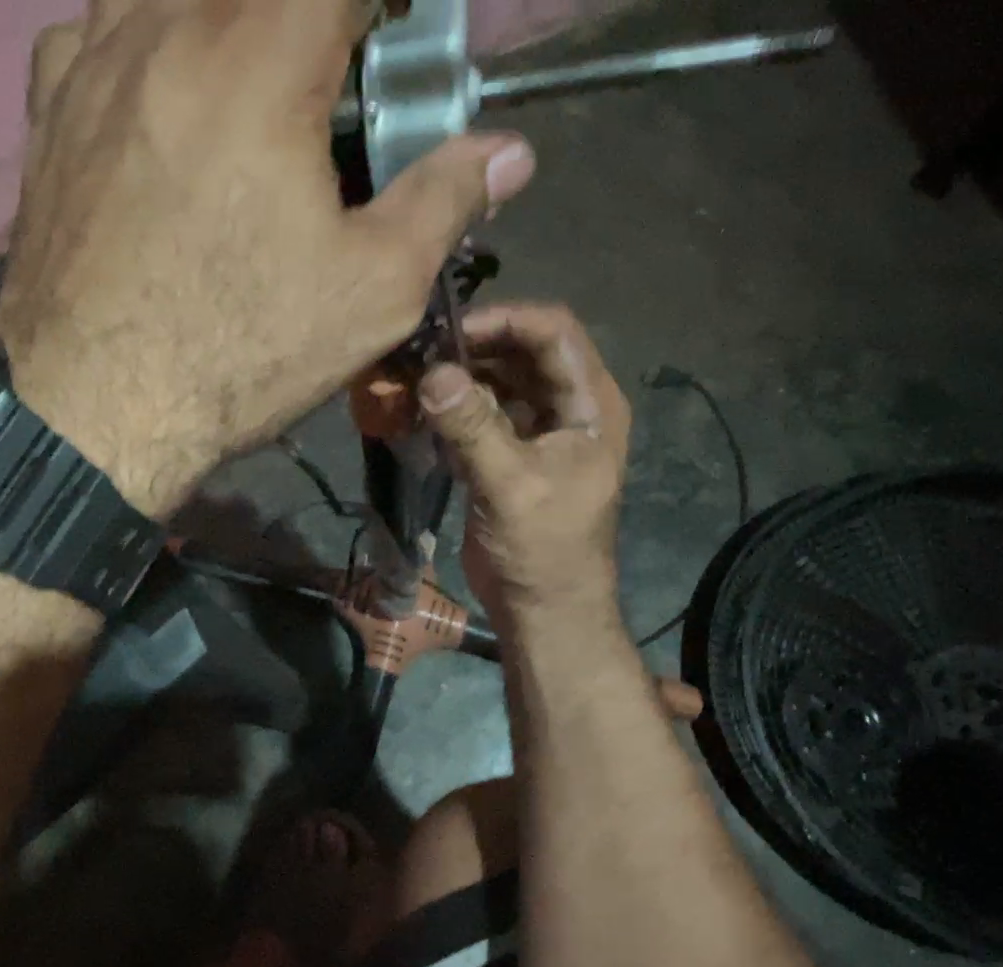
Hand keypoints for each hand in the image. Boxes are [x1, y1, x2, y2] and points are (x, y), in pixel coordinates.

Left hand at [0, 0, 535, 516]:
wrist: (91, 412)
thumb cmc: (239, 352)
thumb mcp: (371, 291)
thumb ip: (443, 200)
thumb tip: (508, 152)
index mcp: (260, 60)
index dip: (376, 4)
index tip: (389, 37)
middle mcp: (168, 32)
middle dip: (303, 25)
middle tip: (324, 83)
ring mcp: (94, 67)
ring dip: (219, 25)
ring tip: (242, 89)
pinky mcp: (45, 116)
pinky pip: (93, 35)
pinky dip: (136, 44)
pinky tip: (154, 100)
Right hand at [420, 303, 630, 620]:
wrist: (543, 609)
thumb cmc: (543, 550)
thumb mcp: (511, 486)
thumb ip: (473, 427)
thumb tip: (432, 374)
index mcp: (591, 403)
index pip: (553, 332)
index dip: (504, 320)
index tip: (449, 332)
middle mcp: (568, 406)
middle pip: (521, 349)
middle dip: (474, 346)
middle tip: (420, 351)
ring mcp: (538, 428)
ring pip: (499, 379)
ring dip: (459, 375)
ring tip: (412, 375)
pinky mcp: (509, 452)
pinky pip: (482, 411)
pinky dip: (453, 406)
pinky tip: (419, 407)